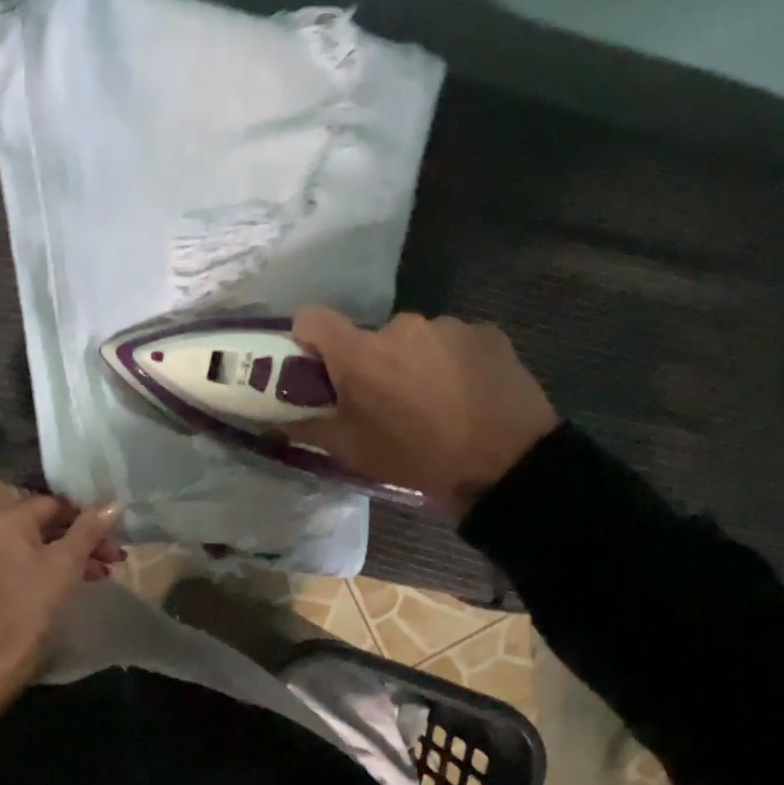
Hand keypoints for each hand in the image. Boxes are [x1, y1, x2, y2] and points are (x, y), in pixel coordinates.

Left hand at [0, 497, 119, 730]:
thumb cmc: (33, 603)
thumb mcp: (67, 562)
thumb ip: (89, 529)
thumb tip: (112, 504)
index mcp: (5, 520)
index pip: (53, 504)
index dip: (86, 515)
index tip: (113, 531)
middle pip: (46, 525)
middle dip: (83, 539)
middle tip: (115, 555)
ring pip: (39, 546)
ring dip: (73, 556)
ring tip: (106, 572)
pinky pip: (27, 563)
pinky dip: (53, 568)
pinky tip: (82, 581)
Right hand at [286, 307, 559, 516]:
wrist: (508, 466)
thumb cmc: (417, 457)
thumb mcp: (350, 450)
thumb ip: (307, 426)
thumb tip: (275, 419)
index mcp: (358, 352)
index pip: (311, 318)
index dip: (307, 338)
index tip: (314, 363)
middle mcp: (399, 327)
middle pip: (369, 336)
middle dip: (371, 362)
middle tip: (384, 400)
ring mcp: (448, 326)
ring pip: (415, 339)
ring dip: (414, 361)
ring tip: (434, 401)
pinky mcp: (488, 333)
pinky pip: (455, 342)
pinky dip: (453, 362)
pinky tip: (467, 394)